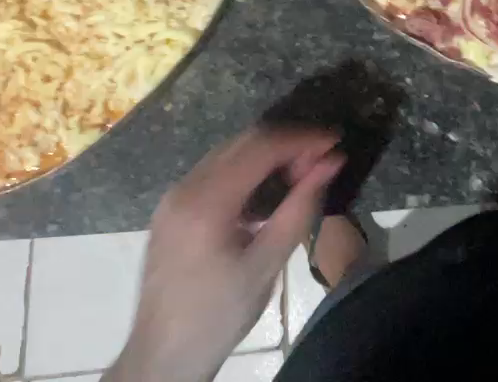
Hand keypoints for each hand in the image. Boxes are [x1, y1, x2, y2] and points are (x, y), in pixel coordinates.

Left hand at [108, 127, 343, 381]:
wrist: (162, 358)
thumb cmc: (219, 315)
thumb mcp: (267, 264)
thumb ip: (300, 207)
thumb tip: (332, 162)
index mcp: (206, 201)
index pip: (261, 146)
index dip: (303, 138)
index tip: (336, 141)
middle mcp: (185, 187)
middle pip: (245, 142)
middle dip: (288, 143)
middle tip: (322, 160)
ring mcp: (174, 196)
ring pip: (230, 152)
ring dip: (269, 154)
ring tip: (302, 173)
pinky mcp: (173, 208)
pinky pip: (217, 170)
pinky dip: (248, 169)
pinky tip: (269, 191)